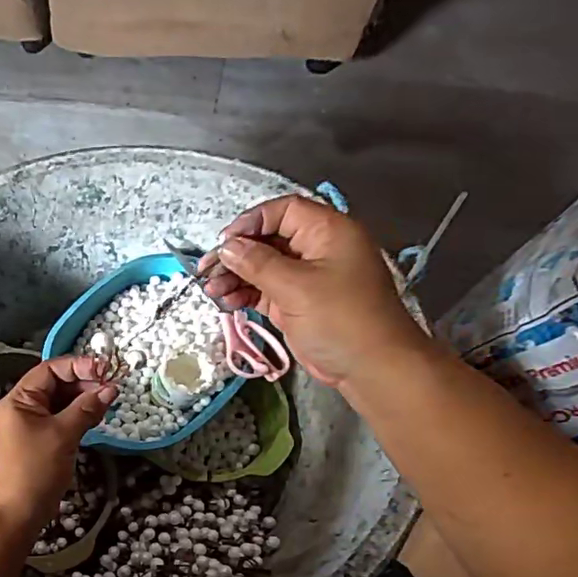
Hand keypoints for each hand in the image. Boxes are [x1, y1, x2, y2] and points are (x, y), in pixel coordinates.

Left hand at [0, 355, 116, 529]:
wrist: (19, 511)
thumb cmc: (35, 470)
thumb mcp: (63, 435)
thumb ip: (86, 409)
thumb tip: (110, 389)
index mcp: (18, 400)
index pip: (49, 370)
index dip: (77, 366)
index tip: (105, 369)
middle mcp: (22, 408)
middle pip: (55, 384)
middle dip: (84, 382)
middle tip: (111, 387)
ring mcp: (31, 425)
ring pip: (60, 402)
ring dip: (84, 399)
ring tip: (108, 400)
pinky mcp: (41, 440)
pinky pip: (61, 419)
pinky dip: (79, 415)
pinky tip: (97, 416)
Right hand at [198, 194, 436, 386]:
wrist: (370, 366)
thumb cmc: (340, 319)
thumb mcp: (296, 287)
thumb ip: (258, 264)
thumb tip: (227, 247)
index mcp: (327, 232)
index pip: (283, 211)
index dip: (251, 222)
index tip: (224, 243)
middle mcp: (317, 249)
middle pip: (269, 239)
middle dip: (237, 254)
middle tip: (207, 270)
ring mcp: (307, 277)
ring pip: (263, 266)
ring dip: (236, 277)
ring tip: (212, 290)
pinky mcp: (297, 302)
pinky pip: (265, 290)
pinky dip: (246, 294)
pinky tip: (226, 301)